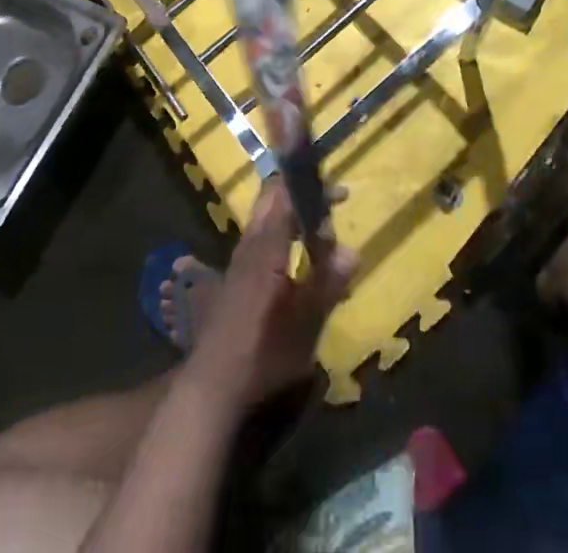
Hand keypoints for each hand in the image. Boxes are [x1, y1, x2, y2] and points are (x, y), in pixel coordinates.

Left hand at [183, 178, 355, 411]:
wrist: (214, 381)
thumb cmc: (263, 353)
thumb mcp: (304, 324)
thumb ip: (327, 284)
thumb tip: (353, 250)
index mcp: (264, 250)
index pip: (282, 198)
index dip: (309, 187)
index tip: (339, 191)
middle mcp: (248, 246)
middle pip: (270, 202)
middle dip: (302, 195)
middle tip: (334, 204)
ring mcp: (239, 260)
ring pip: (266, 220)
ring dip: (293, 216)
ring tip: (325, 233)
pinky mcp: (237, 275)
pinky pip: (262, 240)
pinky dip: (284, 236)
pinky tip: (303, 261)